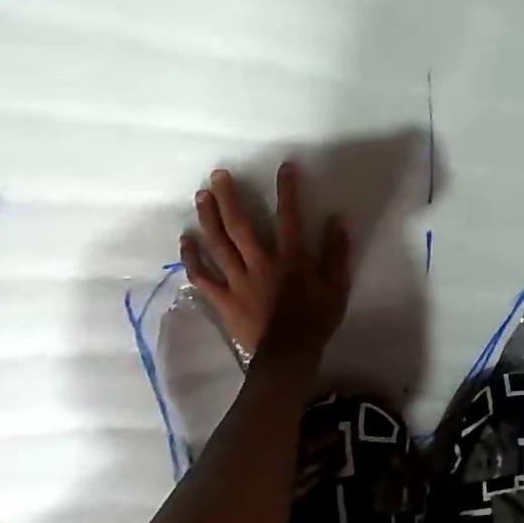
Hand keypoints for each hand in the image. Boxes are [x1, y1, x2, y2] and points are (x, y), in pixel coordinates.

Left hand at [181, 164, 351, 371]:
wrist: (288, 355)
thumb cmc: (316, 319)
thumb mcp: (338, 285)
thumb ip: (336, 252)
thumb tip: (336, 220)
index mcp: (291, 259)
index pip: (289, 217)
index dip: (287, 190)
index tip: (284, 167)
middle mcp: (260, 263)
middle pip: (239, 225)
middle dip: (229, 197)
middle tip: (218, 175)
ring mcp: (236, 280)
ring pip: (217, 244)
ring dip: (208, 218)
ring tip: (202, 196)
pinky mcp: (222, 298)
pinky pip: (202, 275)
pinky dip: (191, 257)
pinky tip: (185, 240)